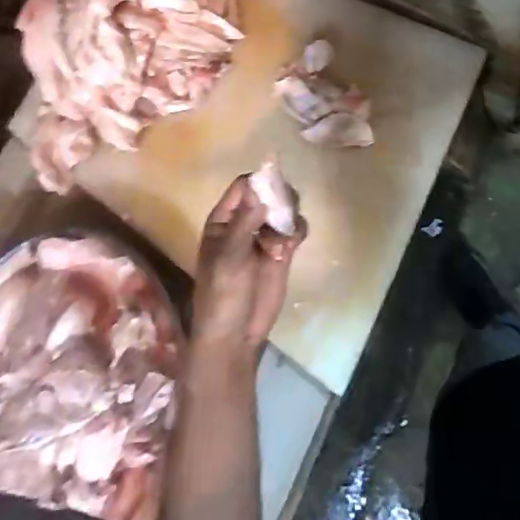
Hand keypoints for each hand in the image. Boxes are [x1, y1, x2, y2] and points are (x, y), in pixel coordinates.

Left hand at [189, 176, 305, 372]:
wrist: (236, 336)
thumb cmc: (222, 296)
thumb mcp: (228, 259)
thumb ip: (244, 223)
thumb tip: (259, 190)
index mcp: (223, 220)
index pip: (243, 188)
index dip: (259, 183)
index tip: (275, 189)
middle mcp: (244, 222)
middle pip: (268, 193)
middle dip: (279, 196)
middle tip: (286, 209)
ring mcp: (264, 236)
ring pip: (284, 209)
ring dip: (290, 214)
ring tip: (286, 233)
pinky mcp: (281, 252)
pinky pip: (294, 229)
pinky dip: (297, 230)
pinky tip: (292, 244)